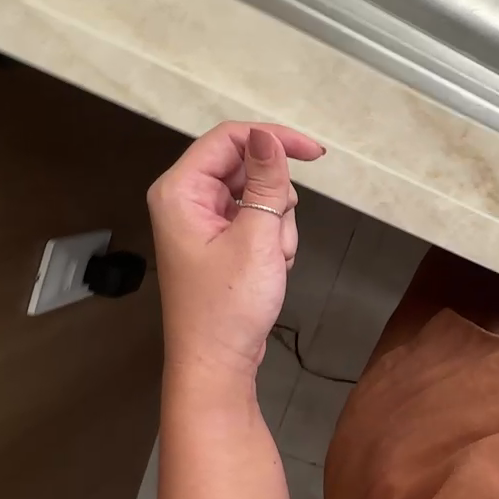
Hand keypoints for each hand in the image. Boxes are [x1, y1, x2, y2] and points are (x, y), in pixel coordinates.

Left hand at [148, 121, 325, 381]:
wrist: (218, 359)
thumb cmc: (229, 305)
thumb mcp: (256, 239)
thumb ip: (265, 184)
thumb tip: (269, 138)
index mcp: (181, 190)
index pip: (230, 140)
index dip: (274, 140)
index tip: (317, 154)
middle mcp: (188, 199)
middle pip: (248, 171)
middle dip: (276, 201)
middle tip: (275, 239)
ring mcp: (205, 222)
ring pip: (260, 199)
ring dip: (278, 227)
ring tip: (271, 262)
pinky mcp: (222, 242)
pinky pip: (259, 223)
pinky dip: (273, 242)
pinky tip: (269, 269)